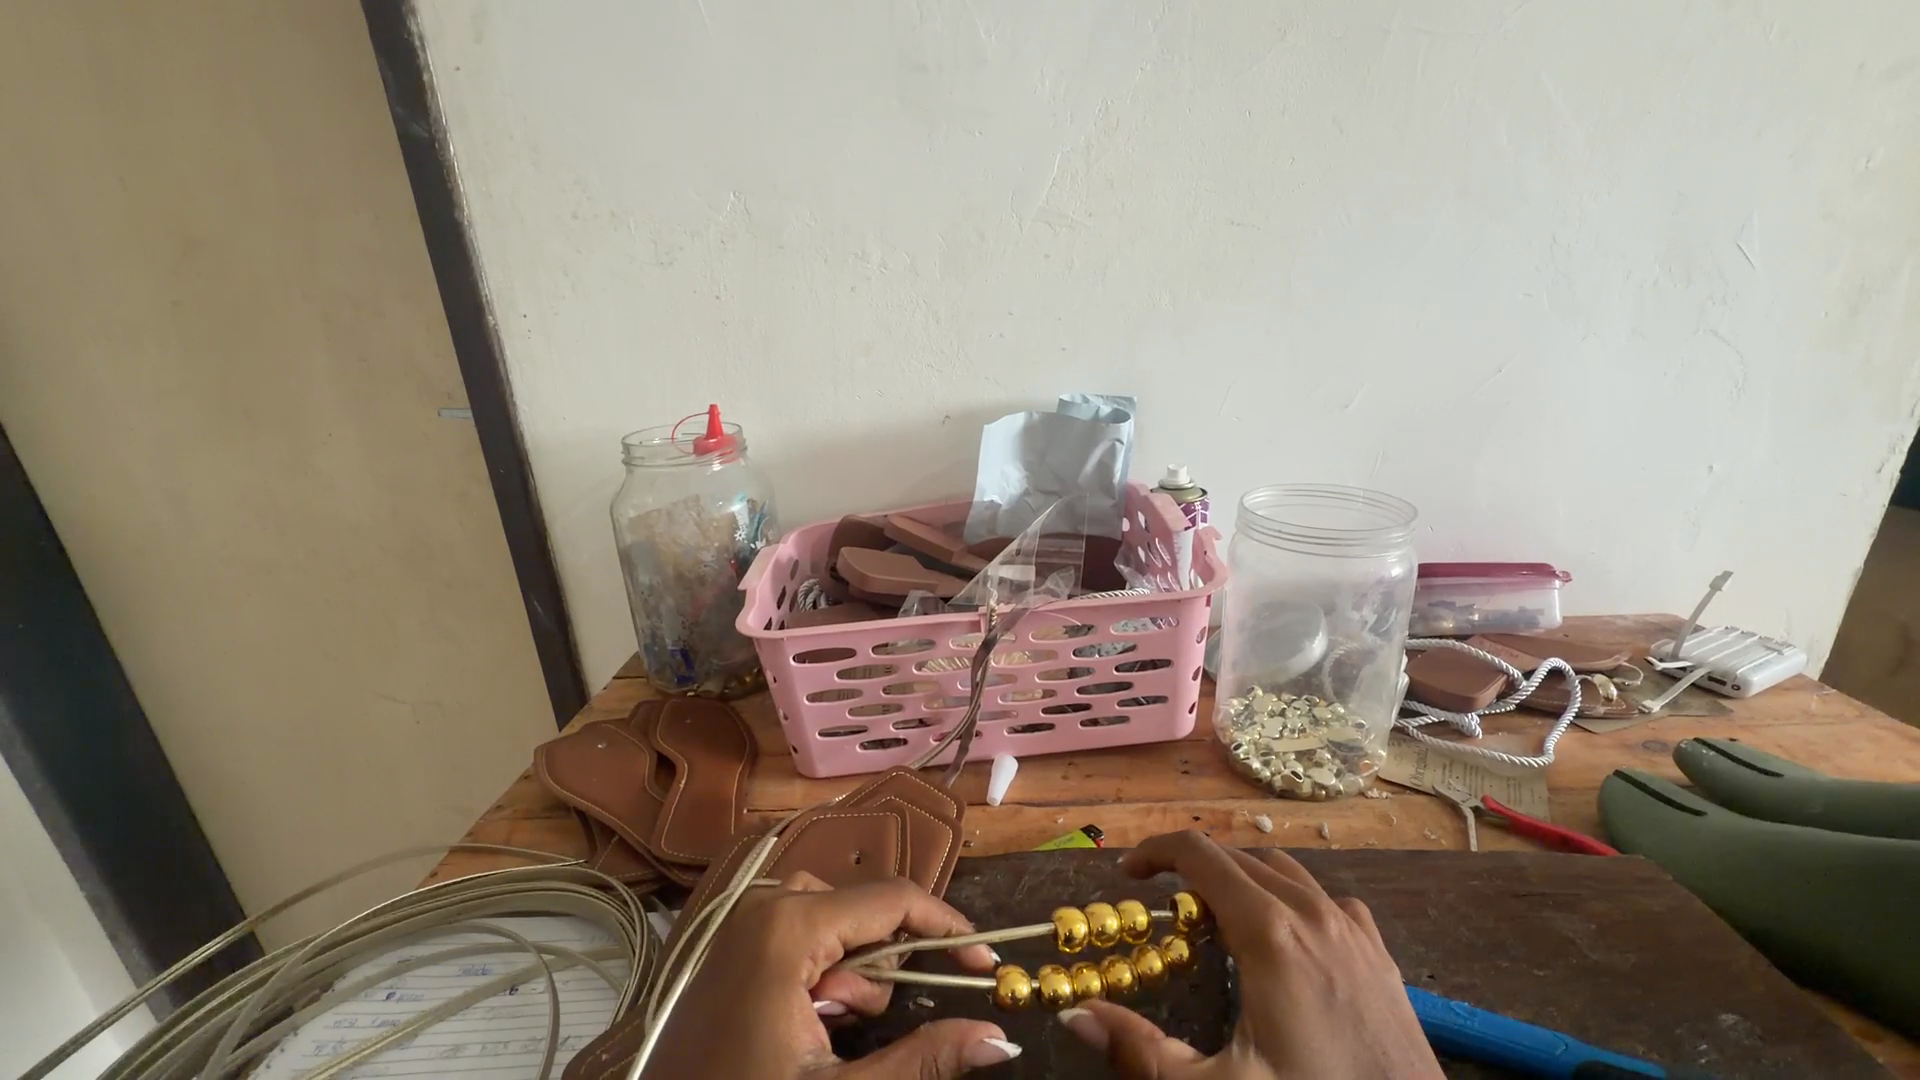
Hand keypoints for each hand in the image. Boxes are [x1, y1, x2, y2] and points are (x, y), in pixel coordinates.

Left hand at [643, 873, 1019, 1078]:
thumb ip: (925, 1059)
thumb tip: (1002, 1039)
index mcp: (789, 924)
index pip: (894, 899)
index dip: (948, 928)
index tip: (985, 966)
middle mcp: (765, 901)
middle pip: (863, 910)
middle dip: (880, 969)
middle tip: (856, 1029)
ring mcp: (743, 917)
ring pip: (835, 921)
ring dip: (851, 976)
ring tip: (824, 1032)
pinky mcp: (734, 938)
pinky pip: (803, 930)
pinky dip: (822, 971)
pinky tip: (803, 1020)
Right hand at [1058, 831, 1440, 1079]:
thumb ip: (1142, 1051)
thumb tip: (1075, 1014)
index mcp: (1269, 931)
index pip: (1199, 854)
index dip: (1155, 852)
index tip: (1129, 875)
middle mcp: (1311, 911)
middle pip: (1237, 859)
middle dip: (1192, 871)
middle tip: (1168, 913)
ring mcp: (1352, 928)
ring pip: (1282, 870)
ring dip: (1240, 880)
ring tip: (1218, 921)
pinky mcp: (1378, 951)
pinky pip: (1323, 897)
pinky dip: (1289, 899)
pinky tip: (1286, 941)